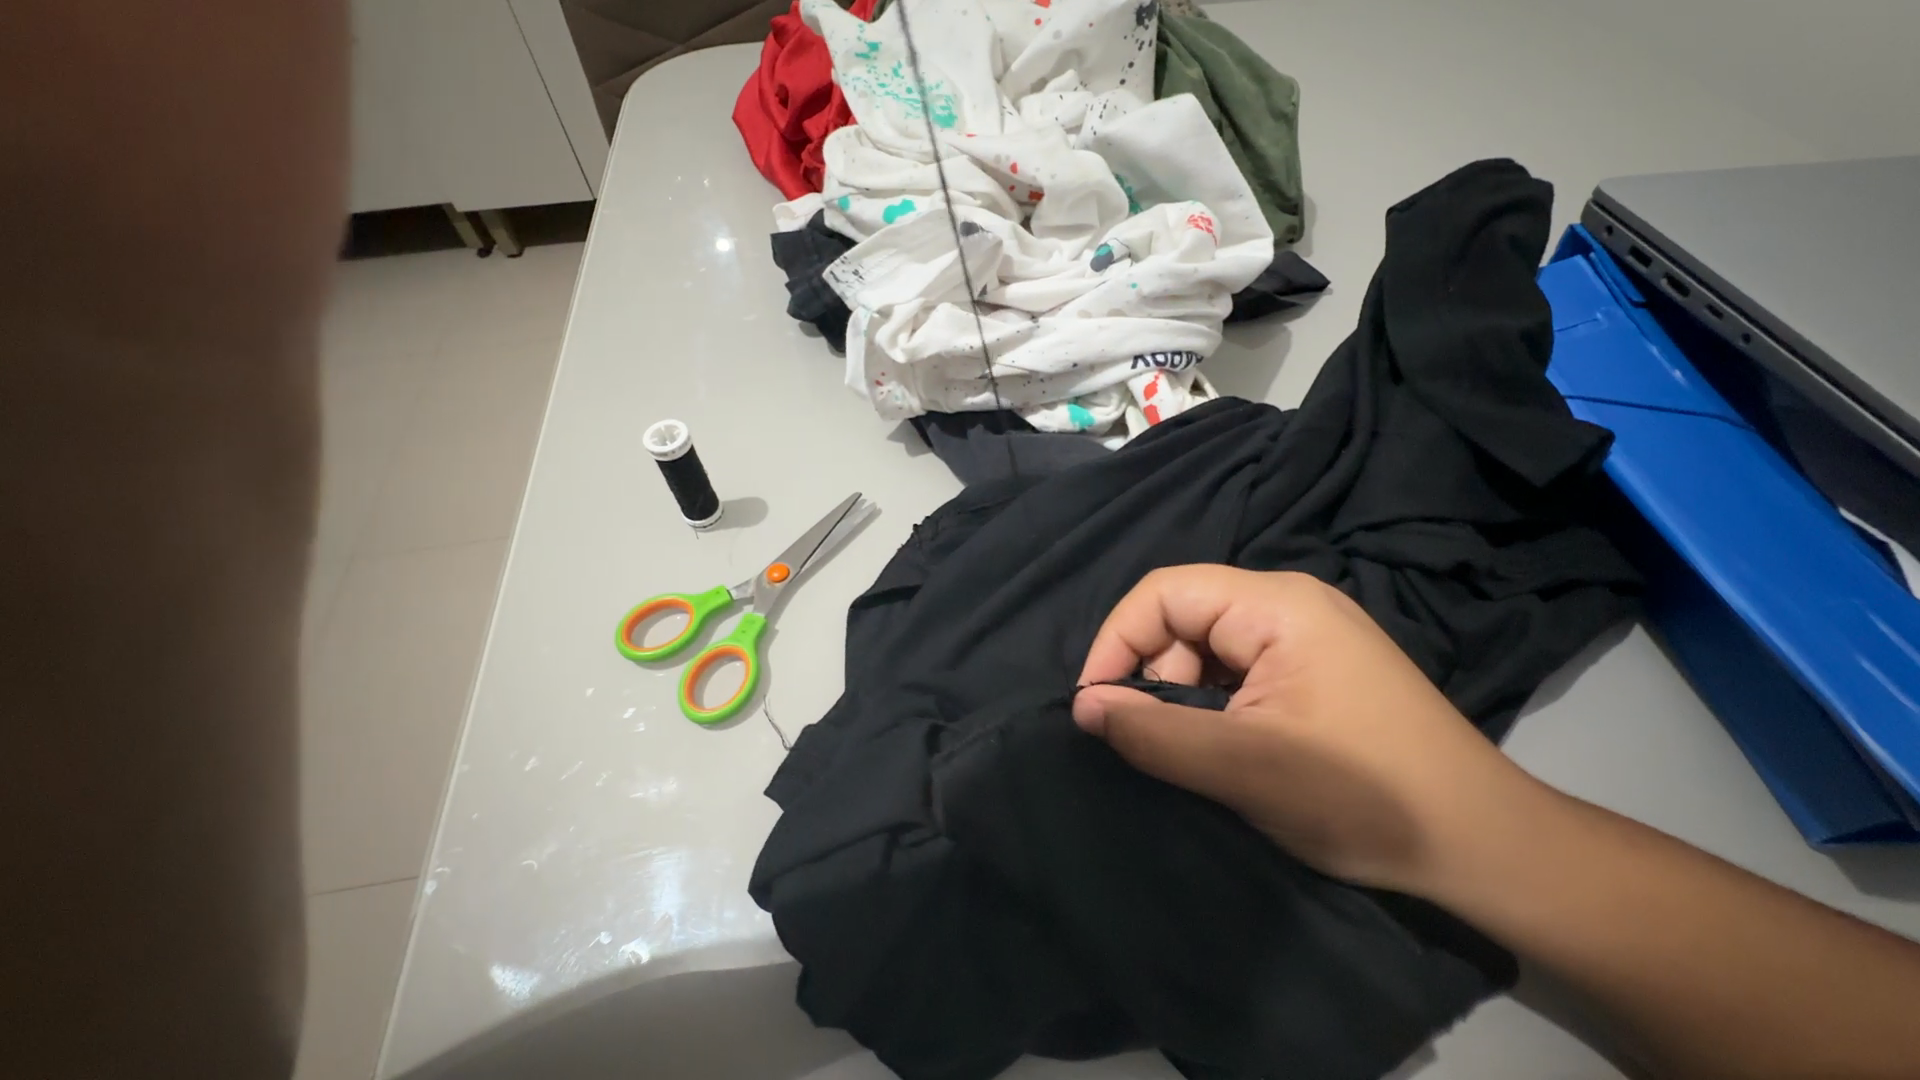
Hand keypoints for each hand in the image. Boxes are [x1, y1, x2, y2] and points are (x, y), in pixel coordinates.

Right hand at [1074, 566, 1546, 896]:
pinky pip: (1241, 671)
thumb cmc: (1360, 795)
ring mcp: (1310, 637)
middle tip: (1153, 741)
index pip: (1164, 593)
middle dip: (1152, 674)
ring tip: (1198, 754)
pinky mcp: (1319, 671)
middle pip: (1185, 617)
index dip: (1116, 641)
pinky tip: (1228, 749)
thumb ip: (1152, 733)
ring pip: (1209, 648)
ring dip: (1183, 696)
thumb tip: (1083, 706)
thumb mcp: (1242, 767)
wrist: (1481, 843)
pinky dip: (1216, 706)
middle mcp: (1292, 605)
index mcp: (1277, 605)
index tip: (1093, 706)